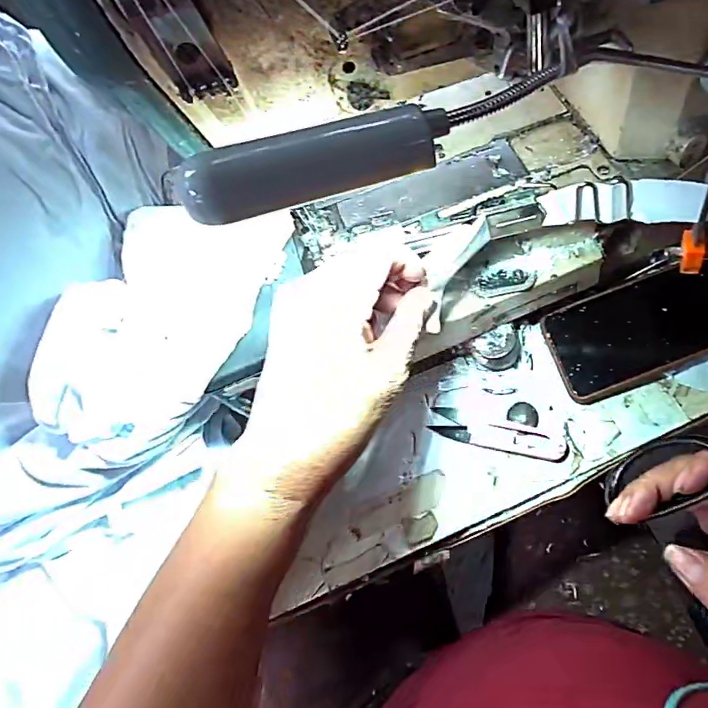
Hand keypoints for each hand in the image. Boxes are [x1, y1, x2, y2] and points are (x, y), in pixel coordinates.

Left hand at [219, 239, 435, 518]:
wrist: (283, 457)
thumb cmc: (329, 423)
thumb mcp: (389, 369)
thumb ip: (411, 319)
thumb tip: (423, 296)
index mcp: (336, 297)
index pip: (382, 250)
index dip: (411, 265)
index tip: (424, 290)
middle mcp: (309, 292)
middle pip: (364, 259)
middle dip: (396, 280)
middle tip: (417, 314)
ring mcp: (294, 306)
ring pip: (347, 276)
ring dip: (377, 293)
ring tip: (395, 330)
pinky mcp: (289, 323)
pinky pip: (329, 296)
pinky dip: (354, 306)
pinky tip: (367, 337)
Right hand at [606, 453, 707, 701]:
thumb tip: (673, 553)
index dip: (706, 466)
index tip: (677, 486)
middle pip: (705, 472)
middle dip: (662, 482)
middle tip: (626, 507)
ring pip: (689, 485)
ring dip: (653, 491)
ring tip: (621, 510)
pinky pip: (685, 505)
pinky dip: (656, 506)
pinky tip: (633, 513)